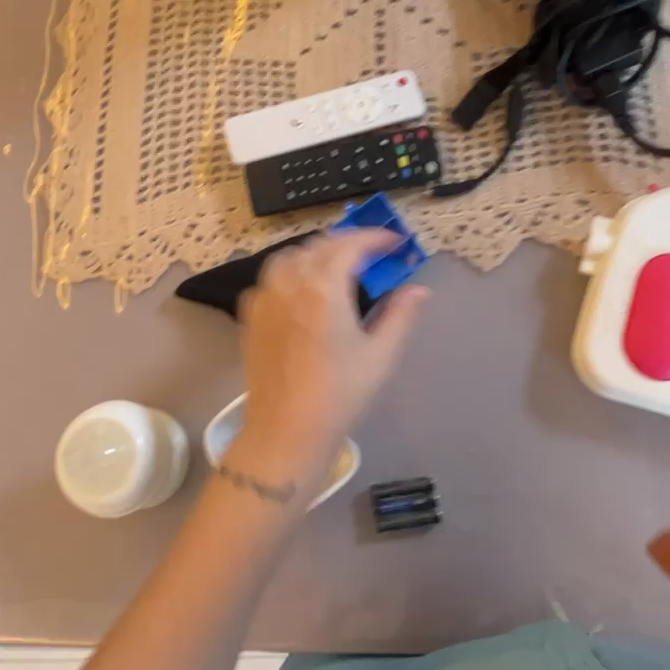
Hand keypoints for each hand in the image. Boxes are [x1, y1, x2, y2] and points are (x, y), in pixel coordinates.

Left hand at [226, 231, 428, 507]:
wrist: (286, 431)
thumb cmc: (339, 395)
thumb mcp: (380, 356)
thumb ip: (401, 315)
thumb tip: (418, 289)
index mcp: (323, 287)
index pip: (351, 245)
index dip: (376, 238)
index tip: (396, 243)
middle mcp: (289, 282)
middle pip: (319, 245)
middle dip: (348, 243)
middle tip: (373, 255)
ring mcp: (265, 297)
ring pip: (291, 256)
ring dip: (317, 253)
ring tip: (339, 268)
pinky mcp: (251, 315)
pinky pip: (272, 278)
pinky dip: (292, 272)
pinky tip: (305, 291)